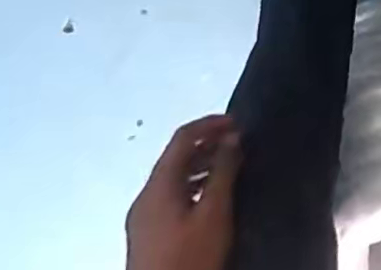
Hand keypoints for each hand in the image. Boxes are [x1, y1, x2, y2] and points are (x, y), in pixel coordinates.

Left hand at [126, 114, 241, 269]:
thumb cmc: (190, 260)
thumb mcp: (214, 212)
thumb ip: (223, 169)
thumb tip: (232, 136)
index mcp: (158, 186)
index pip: (182, 137)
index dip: (210, 124)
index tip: (238, 124)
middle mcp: (145, 197)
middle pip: (175, 156)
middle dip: (207, 143)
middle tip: (237, 144)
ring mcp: (142, 220)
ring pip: (173, 177)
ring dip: (201, 164)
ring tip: (230, 167)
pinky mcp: (146, 238)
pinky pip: (169, 196)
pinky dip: (192, 185)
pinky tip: (211, 198)